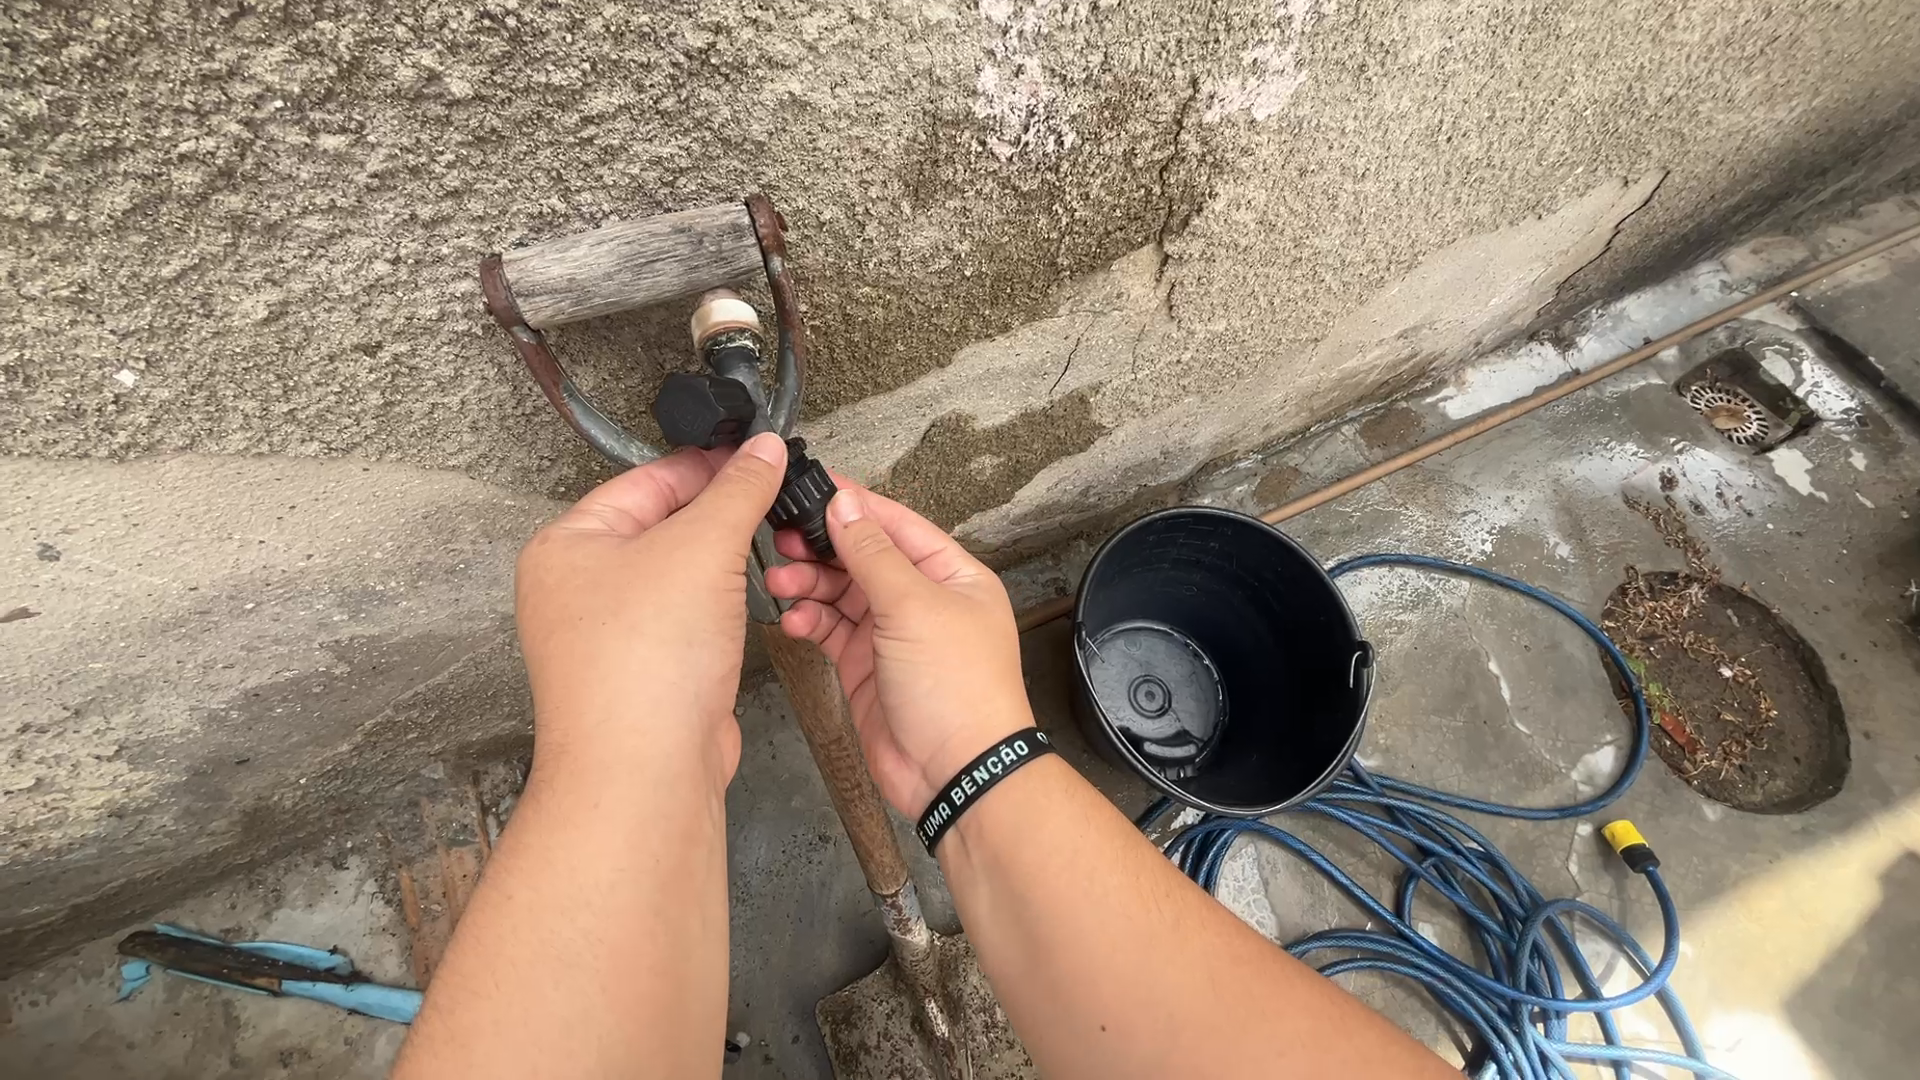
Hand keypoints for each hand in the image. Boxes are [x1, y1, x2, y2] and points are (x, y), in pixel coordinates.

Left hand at [514, 432, 788, 788]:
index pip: (648, 479)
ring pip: (680, 570)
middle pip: (664, 523)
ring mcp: (614, 629)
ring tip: (767, 538)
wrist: (647, 768)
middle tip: (773, 494)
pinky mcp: (649, 665)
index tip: (758, 455)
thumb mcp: (701, 548)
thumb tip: (764, 449)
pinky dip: (720, 597)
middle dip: (721, 509)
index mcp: (570, 544)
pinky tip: (748, 594)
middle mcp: (583, 585)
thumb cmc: (645, 661)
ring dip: (723, 554)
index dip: (708, 463)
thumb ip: (738, 491)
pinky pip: (688, 612)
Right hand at [764, 482, 1032, 816]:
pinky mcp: (868, 664)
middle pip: (865, 557)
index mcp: (951, 574)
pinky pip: (832, 630)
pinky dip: (811, 621)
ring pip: (843, 593)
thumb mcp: (914, 606)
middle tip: (782, 539)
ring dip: (810, 585)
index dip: (855, 505)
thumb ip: (873, 553)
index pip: (897, 524)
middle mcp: (924, 598)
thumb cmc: (956, 686)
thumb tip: (846, 504)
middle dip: (823, 548)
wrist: (955, 771)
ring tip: (779, 582)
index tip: (814, 487)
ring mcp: (894, 632)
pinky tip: (794, 620)